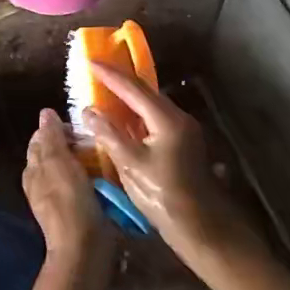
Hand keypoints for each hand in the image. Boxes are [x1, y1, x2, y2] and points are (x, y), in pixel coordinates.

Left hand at [23, 110, 112, 261]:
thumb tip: (45, 113)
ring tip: (106, 150)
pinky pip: (85, 185)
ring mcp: (60, 198)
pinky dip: (94, 176)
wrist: (84, 248)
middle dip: (73, 143)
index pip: (41, 140)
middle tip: (97, 136)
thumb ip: (52, 138)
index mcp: (34, 170)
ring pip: (72, 169)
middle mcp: (43, 183)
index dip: (57, 128)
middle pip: (57, 154)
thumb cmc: (69, 201)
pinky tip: (108, 174)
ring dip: (86, 159)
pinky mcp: (78, 209)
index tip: (80, 123)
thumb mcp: (58, 163)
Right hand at [81, 63, 261, 263]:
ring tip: (103, 94)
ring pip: (151, 107)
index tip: (90, 61)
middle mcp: (179, 119)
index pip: (134, 89)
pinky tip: (121, 121)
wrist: (201, 227)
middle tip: (95, 74)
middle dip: (119, 83)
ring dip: (127, 100)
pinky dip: (136, 116)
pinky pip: (155, 121)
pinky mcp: (183, 145)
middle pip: (145, 94)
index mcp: (168, 120)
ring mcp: (184, 132)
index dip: (110, 75)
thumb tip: (89, 111)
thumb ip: (108, 135)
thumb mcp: (130, 165)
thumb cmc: (164, 196)